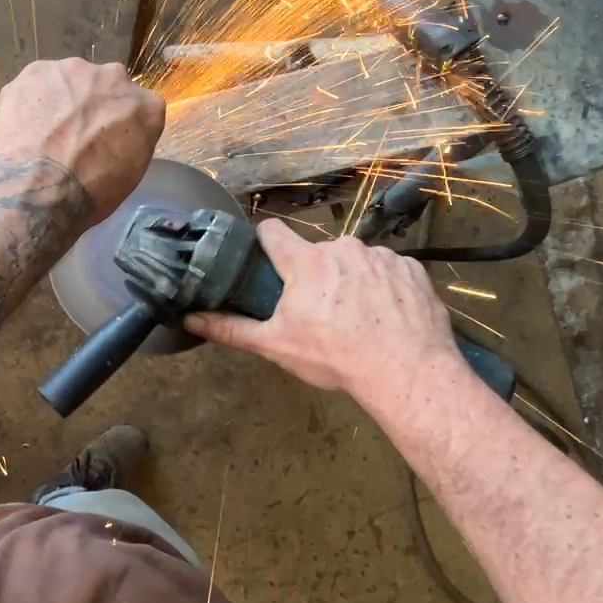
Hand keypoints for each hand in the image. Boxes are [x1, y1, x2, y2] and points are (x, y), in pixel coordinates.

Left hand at [0, 58, 164, 223]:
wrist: (37, 188)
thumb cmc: (88, 194)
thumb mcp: (127, 176)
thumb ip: (129, 144)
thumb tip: (113, 139)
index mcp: (146, 107)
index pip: (137, 109)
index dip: (117, 126)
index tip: (102, 143)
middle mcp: (115, 77)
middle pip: (102, 88)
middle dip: (88, 108)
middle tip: (69, 138)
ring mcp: (74, 70)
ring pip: (66, 83)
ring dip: (57, 103)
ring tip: (40, 136)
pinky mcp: (36, 71)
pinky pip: (34, 86)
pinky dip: (27, 104)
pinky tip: (20, 129)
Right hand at [183, 220, 464, 407]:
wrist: (407, 371)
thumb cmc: (336, 356)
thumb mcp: (276, 345)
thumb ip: (231, 328)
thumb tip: (191, 320)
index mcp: (305, 262)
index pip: (272, 231)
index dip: (265, 243)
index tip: (266, 261)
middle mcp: (342, 249)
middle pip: (316, 253)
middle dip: (314, 275)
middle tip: (317, 311)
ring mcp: (381, 256)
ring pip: (354, 261)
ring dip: (350, 280)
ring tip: (355, 317)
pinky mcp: (412, 269)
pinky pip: (388, 270)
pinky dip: (382, 287)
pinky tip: (383, 315)